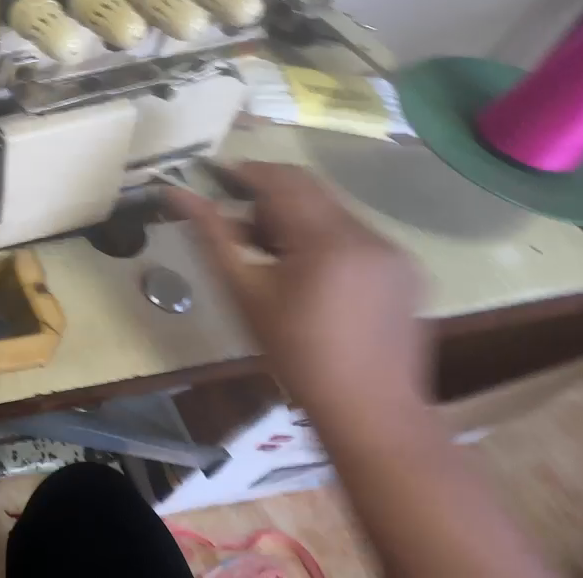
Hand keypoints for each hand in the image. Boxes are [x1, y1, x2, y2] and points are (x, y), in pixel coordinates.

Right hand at [165, 163, 427, 416]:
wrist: (371, 410)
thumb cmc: (296, 352)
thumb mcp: (243, 291)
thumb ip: (211, 233)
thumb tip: (174, 193)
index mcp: (329, 241)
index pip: (282, 180)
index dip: (244, 171)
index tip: (213, 177)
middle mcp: (369, 236)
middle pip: (309, 189)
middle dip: (268, 195)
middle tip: (236, 221)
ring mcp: (394, 252)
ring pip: (332, 209)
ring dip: (295, 215)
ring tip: (268, 250)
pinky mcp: (407, 269)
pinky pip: (355, 232)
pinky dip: (323, 235)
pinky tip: (305, 269)